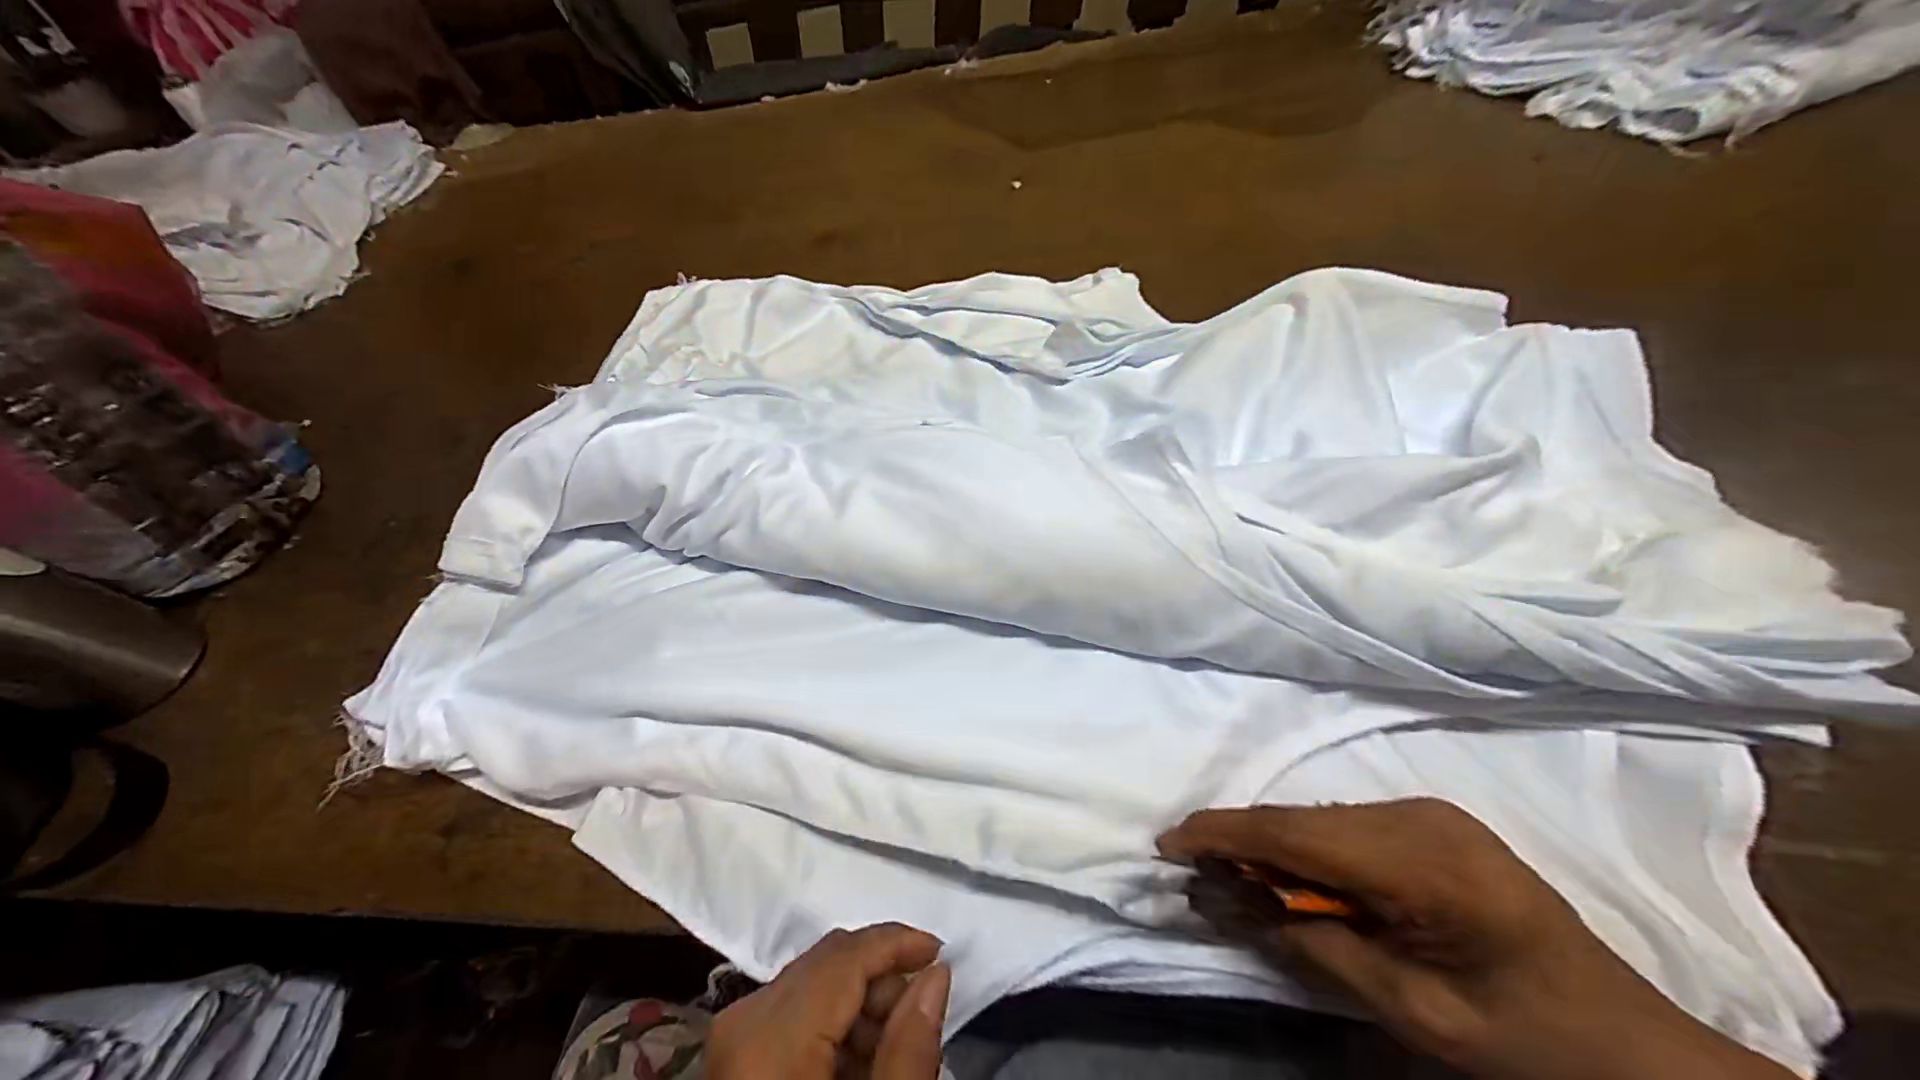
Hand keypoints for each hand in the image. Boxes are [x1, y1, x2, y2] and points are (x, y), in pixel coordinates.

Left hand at [705, 923, 950, 1079]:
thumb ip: (910, 1046)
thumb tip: (935, 974)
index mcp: (772, 1038)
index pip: (845, 957)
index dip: (897, 943)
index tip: (942, 953)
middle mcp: (744, 1022)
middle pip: (829, 963)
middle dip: (883, 979)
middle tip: (921, 1016)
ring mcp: (733, 1038)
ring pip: (814, 983)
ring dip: (862, 1004)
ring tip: (891, 1054)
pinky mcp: (733, 1055)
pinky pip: (794, 1011)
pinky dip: (835, 1025)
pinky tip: (857, 1067)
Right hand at [1158, 798, 1795, 1079]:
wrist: (1633, 1046)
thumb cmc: (1528, 1043)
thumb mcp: (1416, 1013)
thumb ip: (1318, 948)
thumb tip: (1233, 902)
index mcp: (1426, 865)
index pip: (1296, 833)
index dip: (1223, 833)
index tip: (1166, 844)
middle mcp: (1421, 817)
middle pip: (1301, 819)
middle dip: (1240, 843)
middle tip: (1195, 876)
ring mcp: (1430, 813)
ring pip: (1317, 818)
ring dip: (1272, 846)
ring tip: (1238, 881)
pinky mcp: (1431, 822)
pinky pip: (1344, 826)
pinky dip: (1307, 848)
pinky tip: (1296, 879)